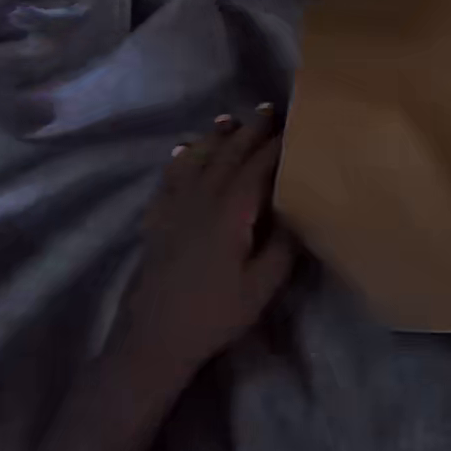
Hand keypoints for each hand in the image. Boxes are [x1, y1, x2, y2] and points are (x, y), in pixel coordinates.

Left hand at [111, 105, 295, 382]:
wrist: (151, 342)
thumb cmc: (215, 313)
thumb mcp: (263, 284)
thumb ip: (284, 245)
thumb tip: (300, 212)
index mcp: (229, 215)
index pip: (256, 169)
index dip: (276, 146)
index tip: (295, 125)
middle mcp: (199, 204)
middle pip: (226, 158)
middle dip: (248, 131)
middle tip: (267, 108)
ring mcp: (173, 212)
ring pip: (195, 163)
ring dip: (214, 139)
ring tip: (228, 119)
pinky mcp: (157, 224)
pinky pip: (168, 181)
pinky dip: (179, 161)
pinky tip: (182, 151)